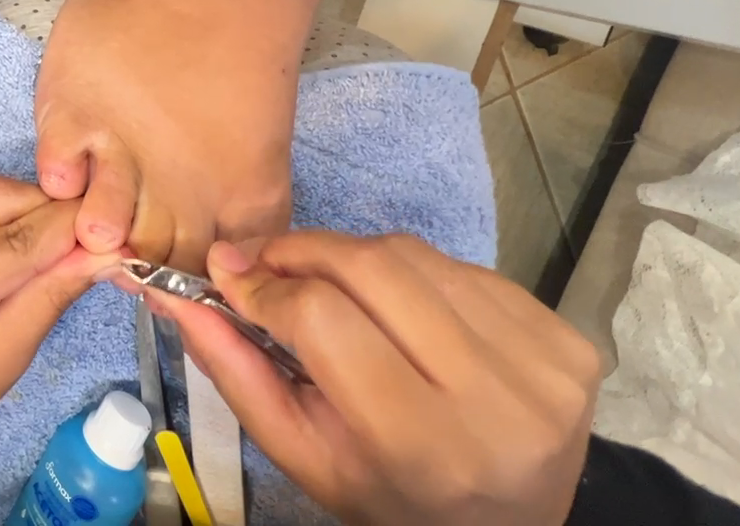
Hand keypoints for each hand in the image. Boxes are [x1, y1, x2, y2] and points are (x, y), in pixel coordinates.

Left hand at [0, 177, 118, 437]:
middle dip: (53, 210)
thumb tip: (104, 253)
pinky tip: (24, 231)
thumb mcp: (3, 361)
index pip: (14, 243)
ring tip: (61, 236)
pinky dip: (4, 203)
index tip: (115, 233)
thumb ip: (48, 299)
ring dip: (30, 202)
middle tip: (92, 234)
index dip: (70, 230)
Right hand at [36, 0, 343, 269]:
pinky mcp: (71, 103)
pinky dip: (62, 180)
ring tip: (97, 212)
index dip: (192, 275)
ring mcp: (119, 144)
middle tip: (132, 240)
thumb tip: (224, 230)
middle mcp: (180, 183)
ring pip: (103, 225)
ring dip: (100, 226)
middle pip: (152, 253)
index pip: (212, 268)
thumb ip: (250, 188)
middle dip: (144, 259)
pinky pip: (57, 172)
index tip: (176, 261)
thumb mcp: (274, 122)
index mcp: (244, 188)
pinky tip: (71, 170)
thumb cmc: (259, 18)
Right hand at [154, 233, 600, 525]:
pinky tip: (402, 310)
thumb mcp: (293, 445)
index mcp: (423, 444)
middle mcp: (501, 403)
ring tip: (335, 292)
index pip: (323, 318)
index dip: (265, 286)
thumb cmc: (381, 488)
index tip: (230, 277)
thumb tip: (168, 287)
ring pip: (409, 253)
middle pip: (370, 268)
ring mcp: (547, 367)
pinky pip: (458, 264)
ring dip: (353, 259)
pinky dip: (410, 272)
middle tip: (269, 264)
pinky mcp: (571, 340)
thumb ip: (228, 363)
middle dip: (301, 252)